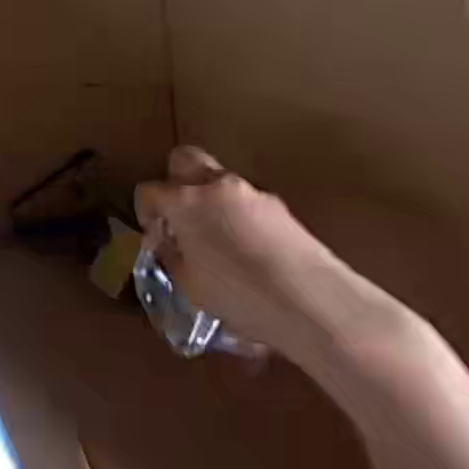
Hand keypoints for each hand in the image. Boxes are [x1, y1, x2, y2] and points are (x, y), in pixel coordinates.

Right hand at [134, 146, 409, 366]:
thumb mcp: (189, 283)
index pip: (148, 191)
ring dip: (214, 202)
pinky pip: (252, 206)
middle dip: (176, 180)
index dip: (145, 212)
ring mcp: (255, 196)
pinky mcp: (287, 213)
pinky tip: (251, 254)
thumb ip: (174, 257)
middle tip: (180, 213)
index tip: (156, 236)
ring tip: (221, 241)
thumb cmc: (241, 296)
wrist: (323, 309)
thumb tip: (173, 248)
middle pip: (185, 160)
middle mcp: (216, 188)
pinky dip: (244, 220)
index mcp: (183, 201)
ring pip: (223, 184)